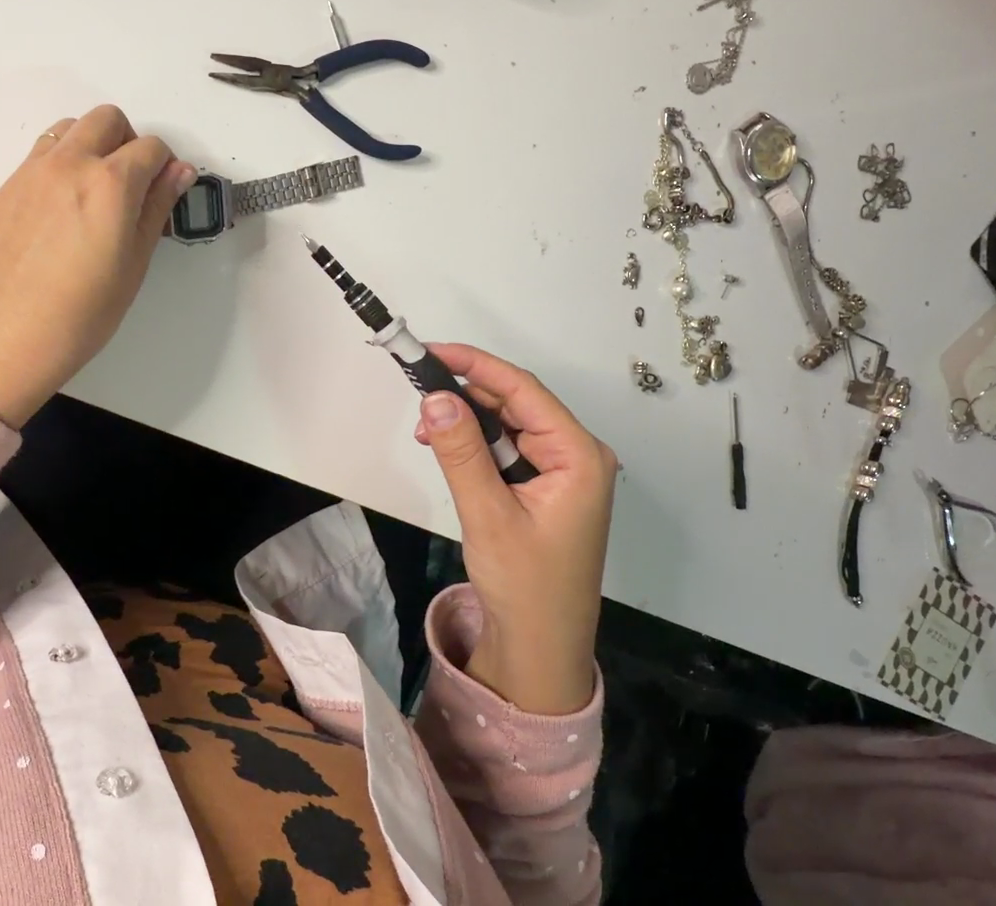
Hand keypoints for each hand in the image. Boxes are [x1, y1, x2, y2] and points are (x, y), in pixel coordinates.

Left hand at [0, 106, 194, 426]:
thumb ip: (155, 209)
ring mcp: (30, 173)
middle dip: (127, 142)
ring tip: (94, 192)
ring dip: (90, 145)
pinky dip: (59, 165)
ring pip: (68, 129)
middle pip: (107, 120)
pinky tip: (60, 212)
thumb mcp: (132, 265)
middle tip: (131, 185)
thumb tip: (178, 173)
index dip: (165, 167)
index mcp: (109, 184)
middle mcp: (68, 165)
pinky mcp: (5, 190)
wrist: (5, 339)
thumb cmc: (79, 316)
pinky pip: (39, 156)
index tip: (163, 191)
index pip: (151, 148)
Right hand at [413, 344, 616, 714]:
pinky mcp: (542, 490)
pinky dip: (473, 446)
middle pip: (516, 404)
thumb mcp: (488, 514)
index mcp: (578, 455)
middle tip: (416, 392)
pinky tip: (444, 448)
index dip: (476, 365)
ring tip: (424, 428)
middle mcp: (575, 455)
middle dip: (466, 394)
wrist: (541, 645)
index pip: (523, 391)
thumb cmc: (525, 583)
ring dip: (466, 422)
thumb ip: (462, 453)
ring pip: (507, 426)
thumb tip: (435, 397)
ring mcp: (560, 473)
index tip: (430, 350)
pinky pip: (505, 451)